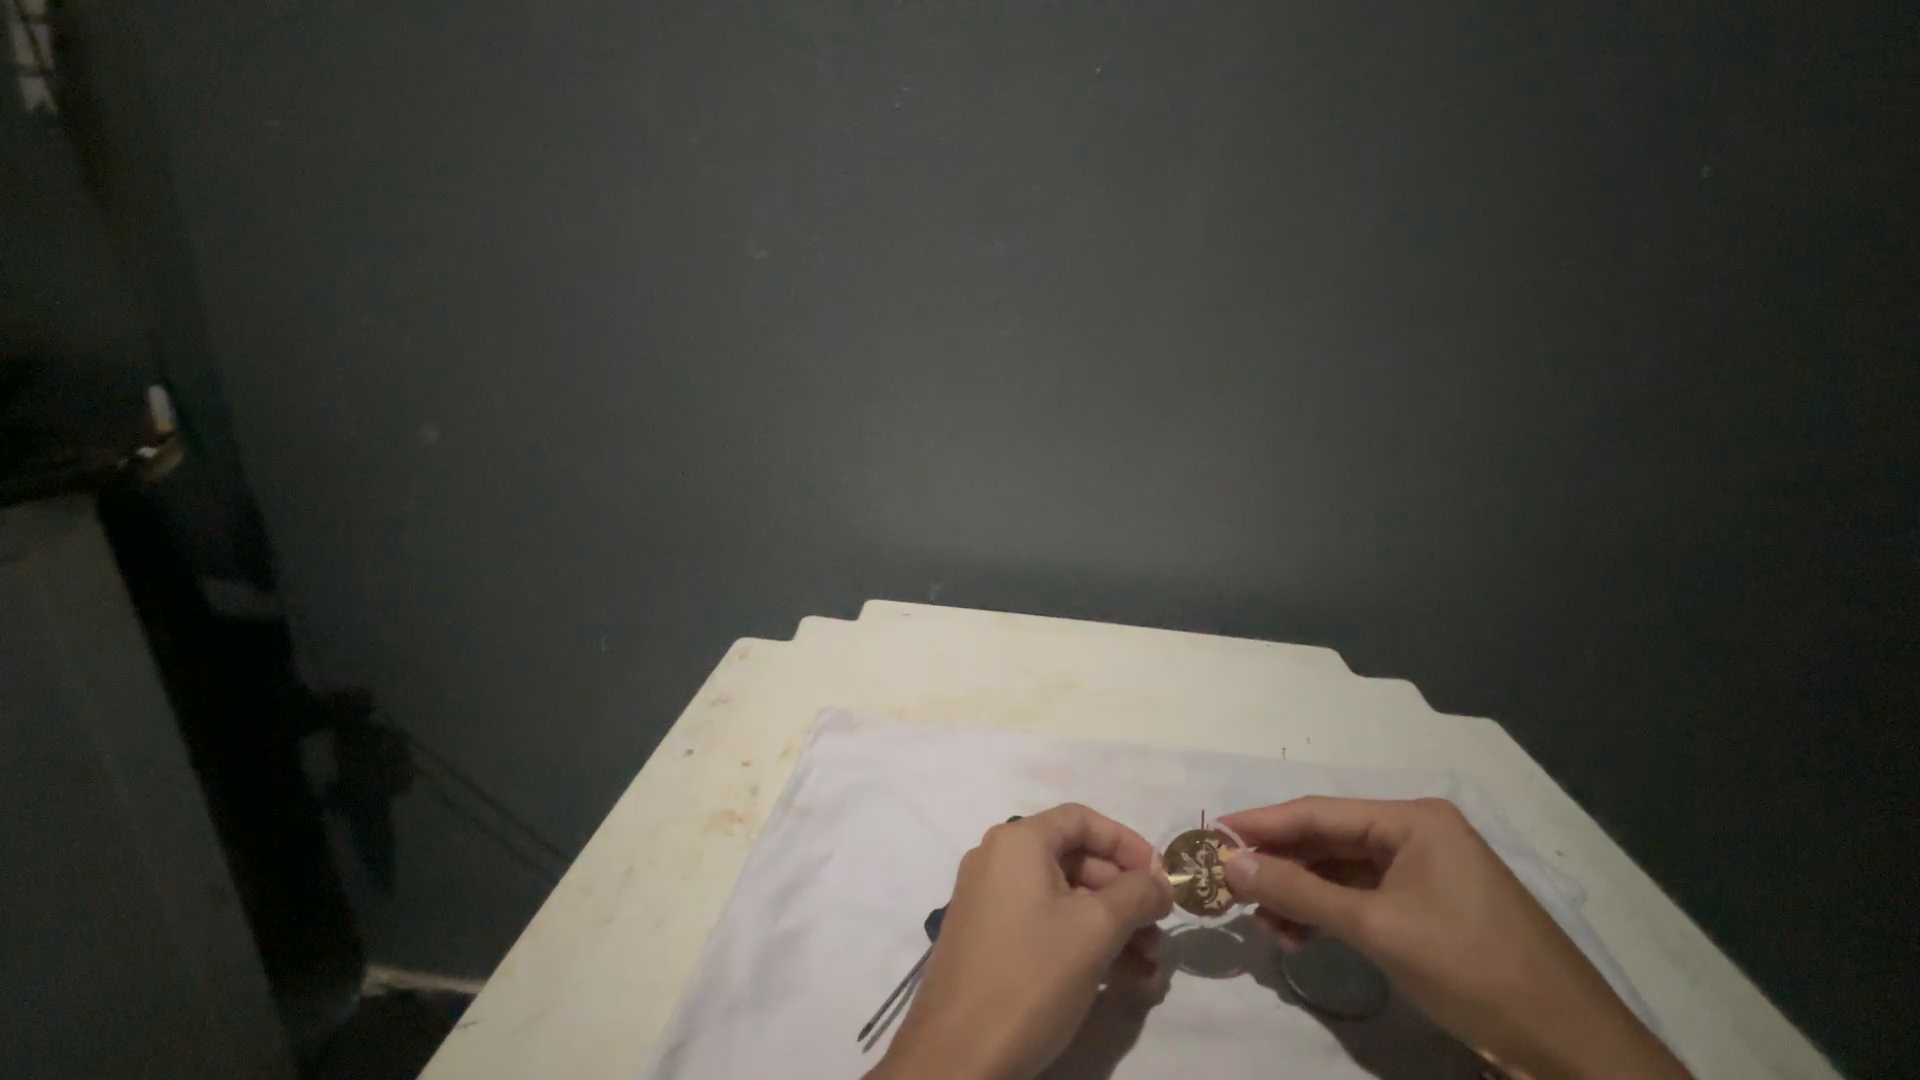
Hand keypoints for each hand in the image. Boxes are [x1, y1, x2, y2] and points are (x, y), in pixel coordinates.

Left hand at [867, 804, 1172, 1079]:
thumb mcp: (1096, 930)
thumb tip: (1161, 879)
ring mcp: (990, 901)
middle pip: (1075, 857)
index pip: (1082, 819)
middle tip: (1160, 925)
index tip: (1162, 877)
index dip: (1127, 842)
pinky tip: (1122, 977)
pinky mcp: (990, 939)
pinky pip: (1046, 923)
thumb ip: (1136, 894)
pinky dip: (1083, 941)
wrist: (957, 1054)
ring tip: (1150, 960)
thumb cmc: (1030, 975)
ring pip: (1064, 896)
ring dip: (1111, 923)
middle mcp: (998, 860)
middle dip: (1123, 891)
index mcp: (1017, 841)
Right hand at [1219, 797, 1689, 1079]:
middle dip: (1277, 864)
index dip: (1259, 824)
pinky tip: (1299, 935)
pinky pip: (1363, 897)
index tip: (1209, 837)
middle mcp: (1417, 834)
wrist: (1573, 1051)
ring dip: (1299, 894)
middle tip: (1227, 886)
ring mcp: (1427, 872)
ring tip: (1261, 922)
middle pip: (1328, 839)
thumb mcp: (1376, 927)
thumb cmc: (1472, 969)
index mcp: (1412, 820)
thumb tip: (1227, 862)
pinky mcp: (1431, 908)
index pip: (1317, 812)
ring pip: (1341, 871)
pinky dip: (1328, 913)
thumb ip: (1297, 890)